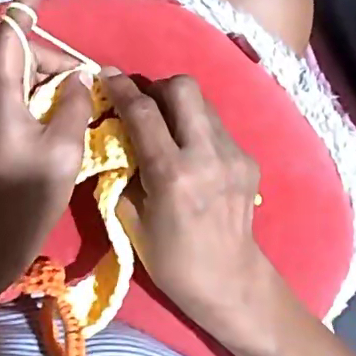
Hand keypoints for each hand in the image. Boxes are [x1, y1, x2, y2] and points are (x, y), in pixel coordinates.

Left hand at [0, 0, 91, 261]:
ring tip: (80, 98)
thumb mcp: (64, 146)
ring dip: (49, 78)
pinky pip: (15, 96)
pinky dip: (40, 94)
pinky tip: (63, 111)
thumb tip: (76, 79)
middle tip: (87, 80)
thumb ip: (72, 103)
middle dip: (54, 58)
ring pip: (19, 76)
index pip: (10, 34)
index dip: (26, 5)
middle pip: (19, 55)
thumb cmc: (29, 193)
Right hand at [103, 73, 276, 346]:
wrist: (229, 280)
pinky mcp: (248, 160)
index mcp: (172, 174)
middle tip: (142, 103)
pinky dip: (196, 128)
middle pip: (183, 88)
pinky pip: (216, 126)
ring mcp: (233, 155)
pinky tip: (189, 152)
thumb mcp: (131, 219)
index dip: (121, 88)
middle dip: (157, 86)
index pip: (143, 112)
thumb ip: (123, 171)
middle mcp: (206, 155)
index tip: (106, 74)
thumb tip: (115, 136)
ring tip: (165, 125)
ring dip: (178, 105)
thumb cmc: (171, 259)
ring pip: (203, 102)